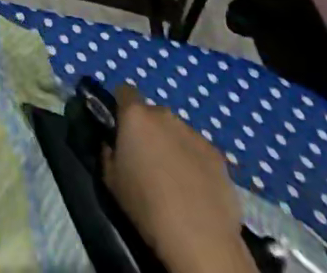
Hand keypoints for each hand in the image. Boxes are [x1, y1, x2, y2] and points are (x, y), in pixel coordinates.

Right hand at [102, 85, 253, 272]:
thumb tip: (112, 143)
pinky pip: (198, 150)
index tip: (119, 127)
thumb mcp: (110, 180)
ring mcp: (195, 133)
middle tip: (146, 159)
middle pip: (152, 114)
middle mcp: (165, 115)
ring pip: (177, 132)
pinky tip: (195, 190)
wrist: (198, 235)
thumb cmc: (145, 204)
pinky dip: (194, 162)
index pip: (124, 91)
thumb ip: (108, 152)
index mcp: (136, 116)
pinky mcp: (218, 154)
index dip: (120, 106)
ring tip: (174, 179)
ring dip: (172, 145)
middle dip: (148, 130)